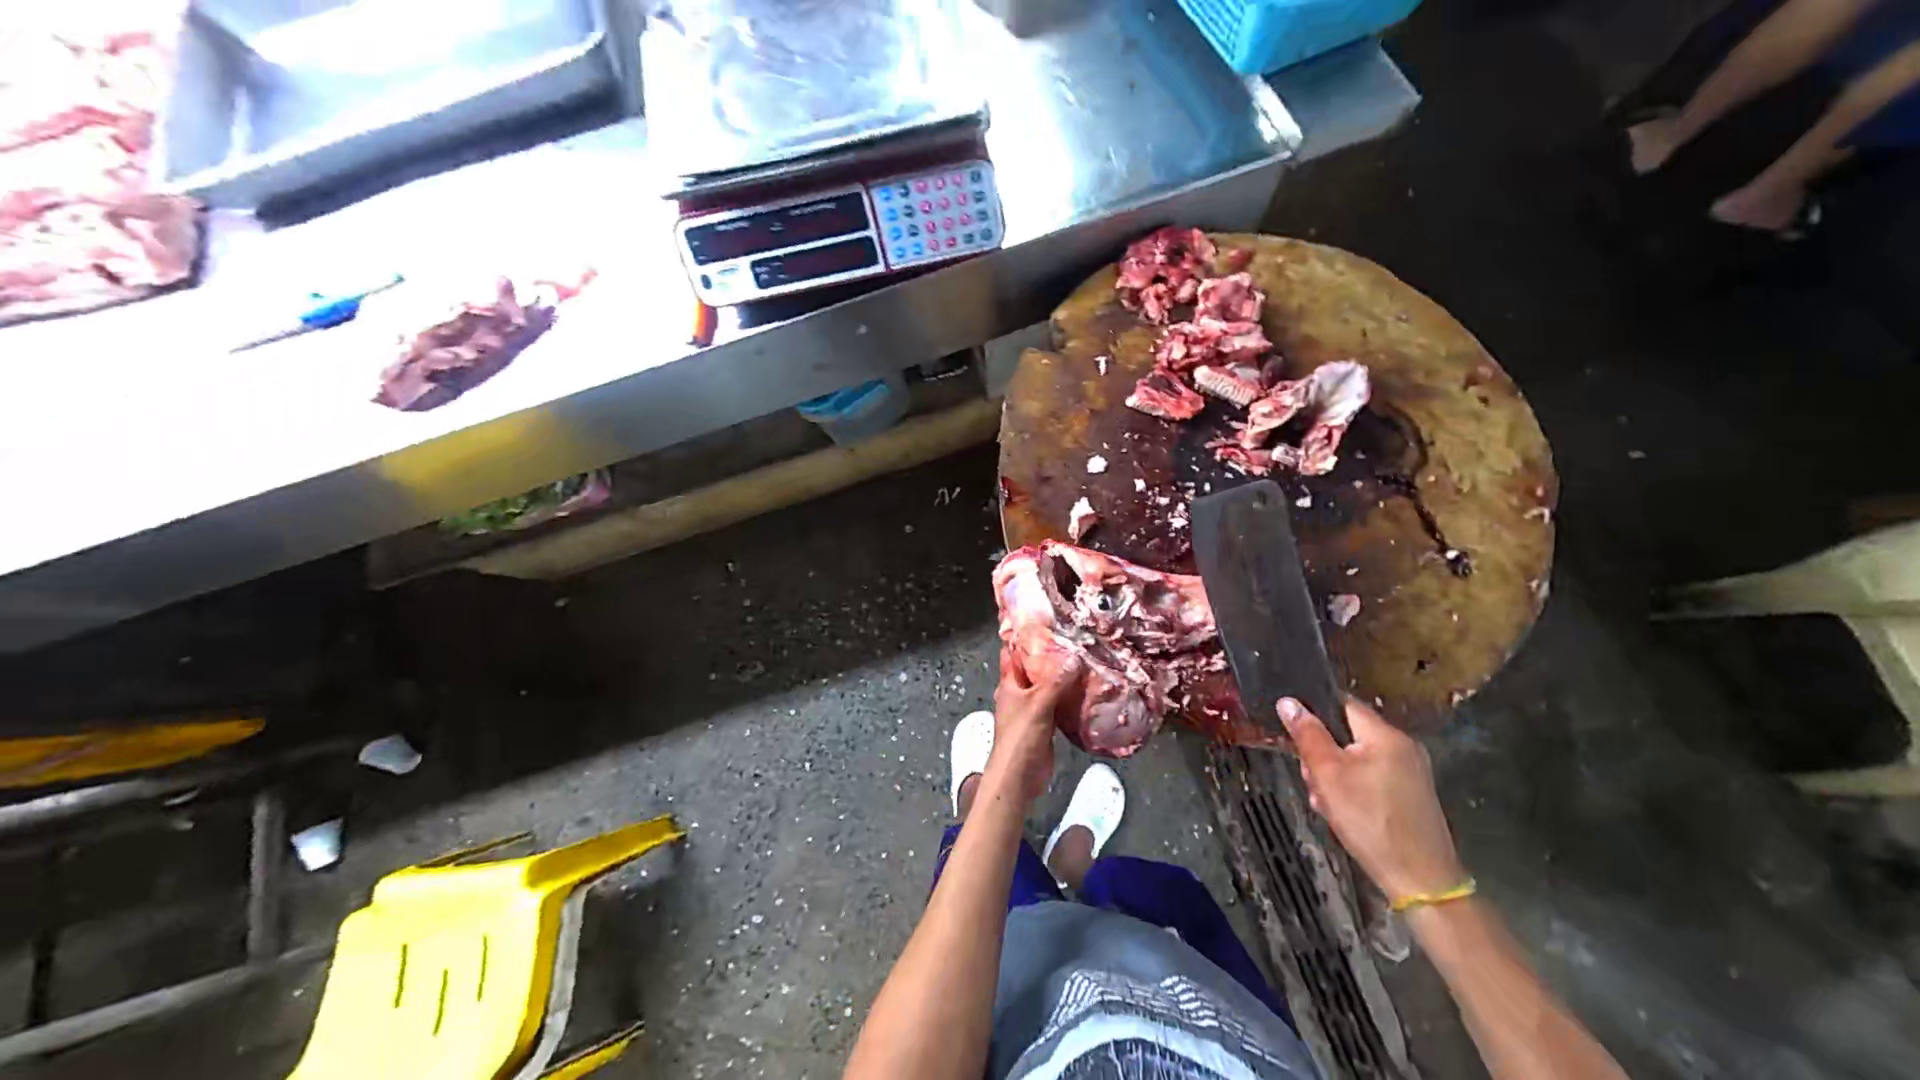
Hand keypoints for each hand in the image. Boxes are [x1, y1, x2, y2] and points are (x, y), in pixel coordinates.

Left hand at [988, 647, 1080, 802]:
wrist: (1018, 777)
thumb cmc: (1020, 737)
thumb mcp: (1038, 704)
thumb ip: (1056, 682)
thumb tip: (1074, 657)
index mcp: (1009, 683)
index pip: (1013, 652)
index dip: (1023, 636)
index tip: (1041, 619)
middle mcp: (1018, 693)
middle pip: (1032, 667)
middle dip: (1048, 655)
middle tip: (1071, 638)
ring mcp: (1030, 709)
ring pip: (1045, 686)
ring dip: (1060, 676)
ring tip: (1083, 660)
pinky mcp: (1043, 724)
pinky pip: (1056, 704)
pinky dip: (1067, 697)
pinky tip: (1084, 691)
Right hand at [1279, 696, 1466, 902]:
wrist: (1420, 880)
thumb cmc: (1370, 821)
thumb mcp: (1329, 775)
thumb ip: (1308, 735)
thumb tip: (1288, 702)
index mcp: (1386, 735)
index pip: (1342, 704)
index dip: (1315, 715)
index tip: (1294, 734)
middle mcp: (1403, 747)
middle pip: (1347, 735)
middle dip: (1322, 754)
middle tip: (1312, 781)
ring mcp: (1410, 772)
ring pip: (1356, 759)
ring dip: (1334, 775)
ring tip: (1325, 803)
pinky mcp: (1410, 794)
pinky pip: (1371, 778)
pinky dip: (1353, 789)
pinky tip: (1343, 813)